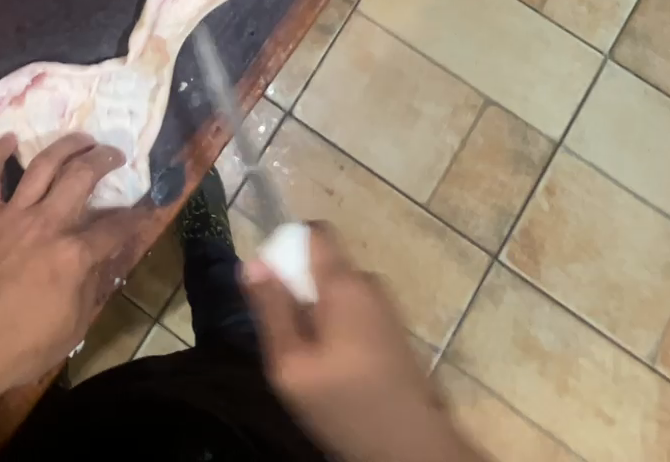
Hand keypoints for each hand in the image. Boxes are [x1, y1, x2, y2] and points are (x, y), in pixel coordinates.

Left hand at [0, 132, 136, 399]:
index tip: (146, 208)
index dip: (135, 217)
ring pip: (42, 166)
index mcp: (73, 255)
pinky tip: (9, 138)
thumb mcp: (74, 326)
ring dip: (66, 145)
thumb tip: (105, 259)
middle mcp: (47, 225)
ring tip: (82, 138)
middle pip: (81, 177)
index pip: (115, 227)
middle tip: (114, 155)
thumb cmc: (22, 347)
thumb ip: (92, 286)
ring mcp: (12, 217)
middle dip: (104, 160)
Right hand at [243, 225, 475, 461]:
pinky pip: (355, 310)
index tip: (274, 285)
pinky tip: (338, 370)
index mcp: (343, 284)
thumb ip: (271, 310)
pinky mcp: (396, 332)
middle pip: (322, 264)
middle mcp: (369, 285)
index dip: (287, 245)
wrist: (417, 454)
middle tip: (289, 336)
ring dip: (319, 312)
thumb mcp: (292, 364)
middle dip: (300, 289)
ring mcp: (387, 308)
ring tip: (313, 359)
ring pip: (337, 291)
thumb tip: (252, 263)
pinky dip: (339, 328)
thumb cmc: (348, 407)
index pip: (314, 231)